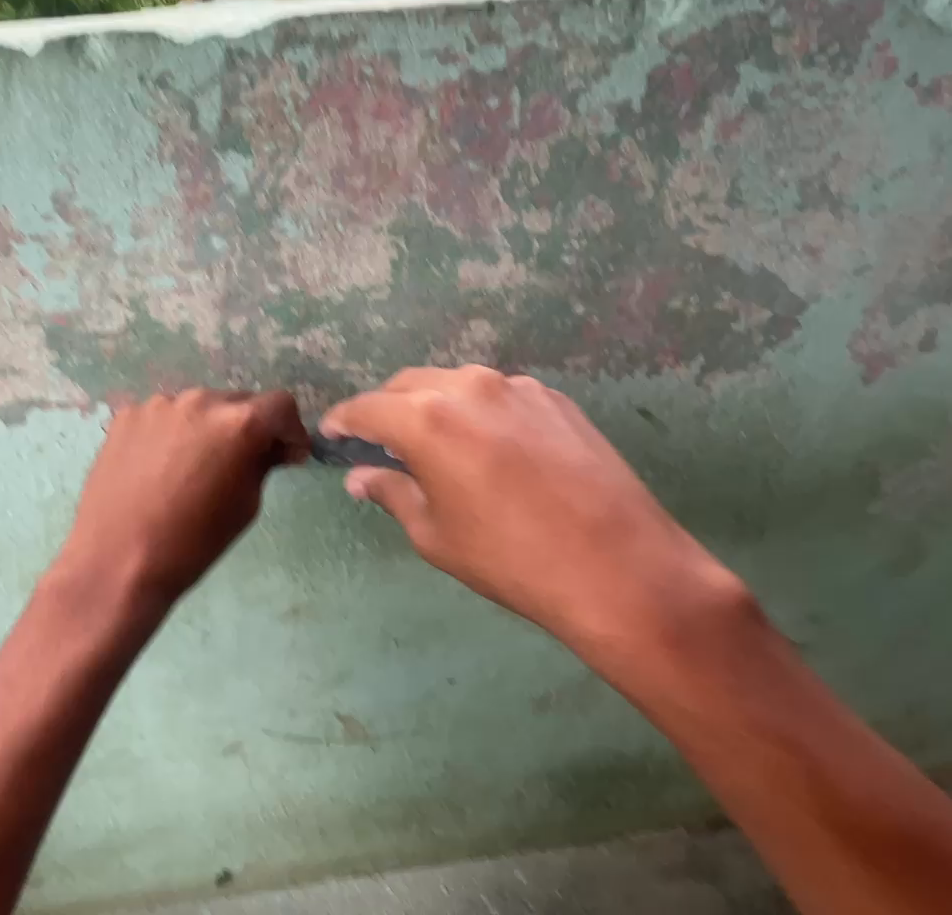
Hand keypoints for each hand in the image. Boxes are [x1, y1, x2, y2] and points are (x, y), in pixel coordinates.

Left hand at [53, 390, 308, 605]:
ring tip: (193, 467)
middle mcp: (200, 400)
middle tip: (240, 463)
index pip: (281, 405)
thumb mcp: (246, 505)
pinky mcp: (127, 415)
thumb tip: (271, 447)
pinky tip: (159, 468)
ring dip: (206, 428)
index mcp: (238, 423)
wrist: (117, 560)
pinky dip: (172, 433)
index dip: (289, 430)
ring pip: (198, 407)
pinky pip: (163, 416)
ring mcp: (159, 404)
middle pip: (238, 402)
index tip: (286, 456)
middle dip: (247, 428)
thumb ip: (262, 463)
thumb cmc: (192, 542)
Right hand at [322, 366, 747, 666]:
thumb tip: (360, 476)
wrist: (619, 567)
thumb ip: (391, 493)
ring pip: (456, 384)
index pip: (367, 408)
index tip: (332, 433)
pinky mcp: (556, 399)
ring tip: (433, 441)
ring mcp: (518, 388)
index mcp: (426, 419)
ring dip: (433, 405)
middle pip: (409, 386)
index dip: (343, 421)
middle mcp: (469, 387)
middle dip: (386, 409)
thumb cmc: (510, 559)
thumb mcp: (435, 535)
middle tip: (379, 442)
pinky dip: (478, 411)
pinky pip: (499, 394)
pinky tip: (488, 445)